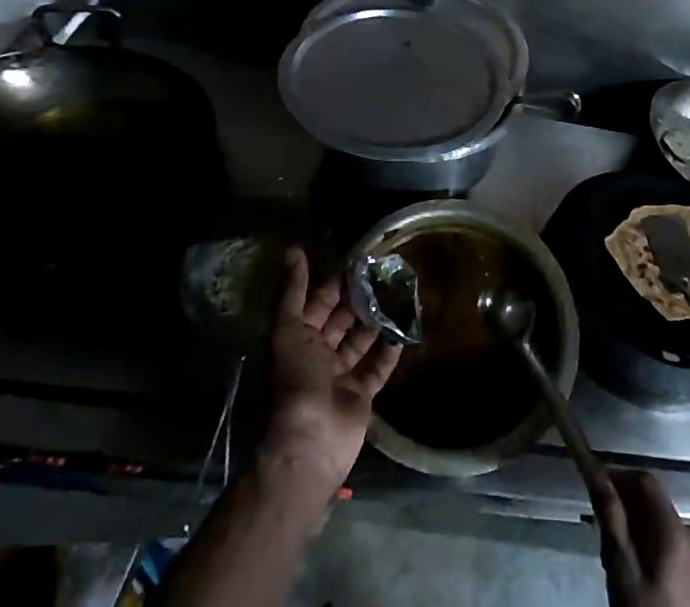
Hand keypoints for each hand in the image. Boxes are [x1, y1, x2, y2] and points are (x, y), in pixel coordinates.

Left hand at [259, 248, 401, 495]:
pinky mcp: (361, 395)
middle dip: (360, 299)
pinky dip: (389, 350)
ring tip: (399, 296)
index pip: (317, 302)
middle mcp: (316, 354)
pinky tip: (403, 329)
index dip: (335, 283)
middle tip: (386, 275)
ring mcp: (339, 376)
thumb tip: (293, 249)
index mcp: (296, 338)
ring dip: (377, 321)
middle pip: (341, 320)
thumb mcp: (286, 329)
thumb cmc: (294, 380)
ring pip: (361, 341)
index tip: (360, 261)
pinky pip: (377, 367)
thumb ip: (293, 290)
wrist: (308, 441)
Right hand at [591, 470, 689, 606]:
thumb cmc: (639, 602)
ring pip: (653, 517)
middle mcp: (684, 534)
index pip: (646, 482)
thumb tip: (592, 468)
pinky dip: (637, 534)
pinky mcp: (682, 568)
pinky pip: (658, 536)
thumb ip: (608, 511)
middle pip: (651, 498)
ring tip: (603, 535)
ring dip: (627, 517)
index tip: (594, 488)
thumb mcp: (618, 556)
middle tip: (595, 514)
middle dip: (621, 498)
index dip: (619, 477)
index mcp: (671, 528)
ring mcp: (686, 552)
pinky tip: (620, 553)